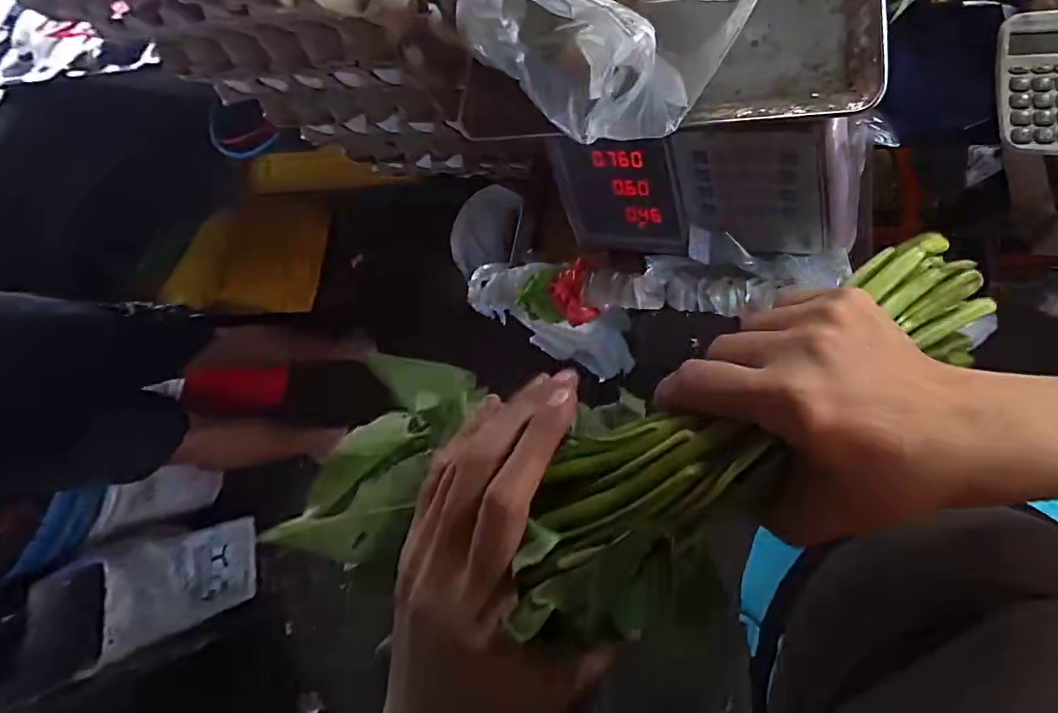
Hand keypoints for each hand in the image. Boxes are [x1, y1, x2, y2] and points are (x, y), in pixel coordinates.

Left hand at [387, 370, 611, 712]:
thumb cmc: (504, 708)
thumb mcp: (566, 677)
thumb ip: (609, 615)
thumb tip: (652, 545)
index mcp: (483, 600)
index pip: (507, 502)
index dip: (538, 442)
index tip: (571, 397)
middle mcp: (442, 570)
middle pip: (475, 472)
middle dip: (521, 416)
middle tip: (561, 379)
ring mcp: (416, 559)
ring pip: (448, 469)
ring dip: (492, 419)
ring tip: (532, 385)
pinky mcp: (405, 554)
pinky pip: (429, 482)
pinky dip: (458, 439)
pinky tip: (486, 411)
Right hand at [654, 287, 978, 543]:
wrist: (958, 429)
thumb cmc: (892, 479)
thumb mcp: (816, 515)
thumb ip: (756, 501)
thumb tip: (723, 477)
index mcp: (788, 398)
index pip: (699, 382)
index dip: (673, 396)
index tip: (671, 408)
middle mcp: (799, 344)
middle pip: (721, 347)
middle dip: (715, 377)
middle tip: (735, 402)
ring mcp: (825, 311)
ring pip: (752, 321)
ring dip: (751, 349)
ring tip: (774, 372)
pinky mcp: (846, 295)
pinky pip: (787, 303)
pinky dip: (783, 326)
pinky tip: (806, 349)